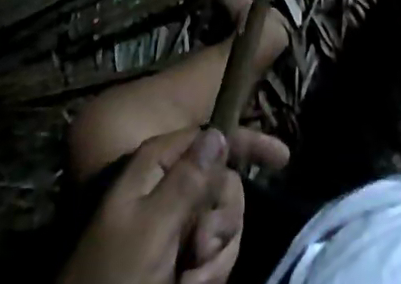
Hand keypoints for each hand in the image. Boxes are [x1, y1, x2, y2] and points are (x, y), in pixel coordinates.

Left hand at [57, 126, 287, 283]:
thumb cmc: (118, 276)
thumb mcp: (153, 228)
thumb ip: (187, 179)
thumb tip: (218, 132)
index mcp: (153, 166)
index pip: (208, 137)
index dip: (244, 144)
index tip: (282, 158)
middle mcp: (166, 185)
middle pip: (222, 183)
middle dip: (222, 222)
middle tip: (202, 251)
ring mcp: (172, 222)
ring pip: (222, 221)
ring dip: (216, 257)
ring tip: (191, 280)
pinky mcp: (179, 253)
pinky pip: (214, 252)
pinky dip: (210, 273)